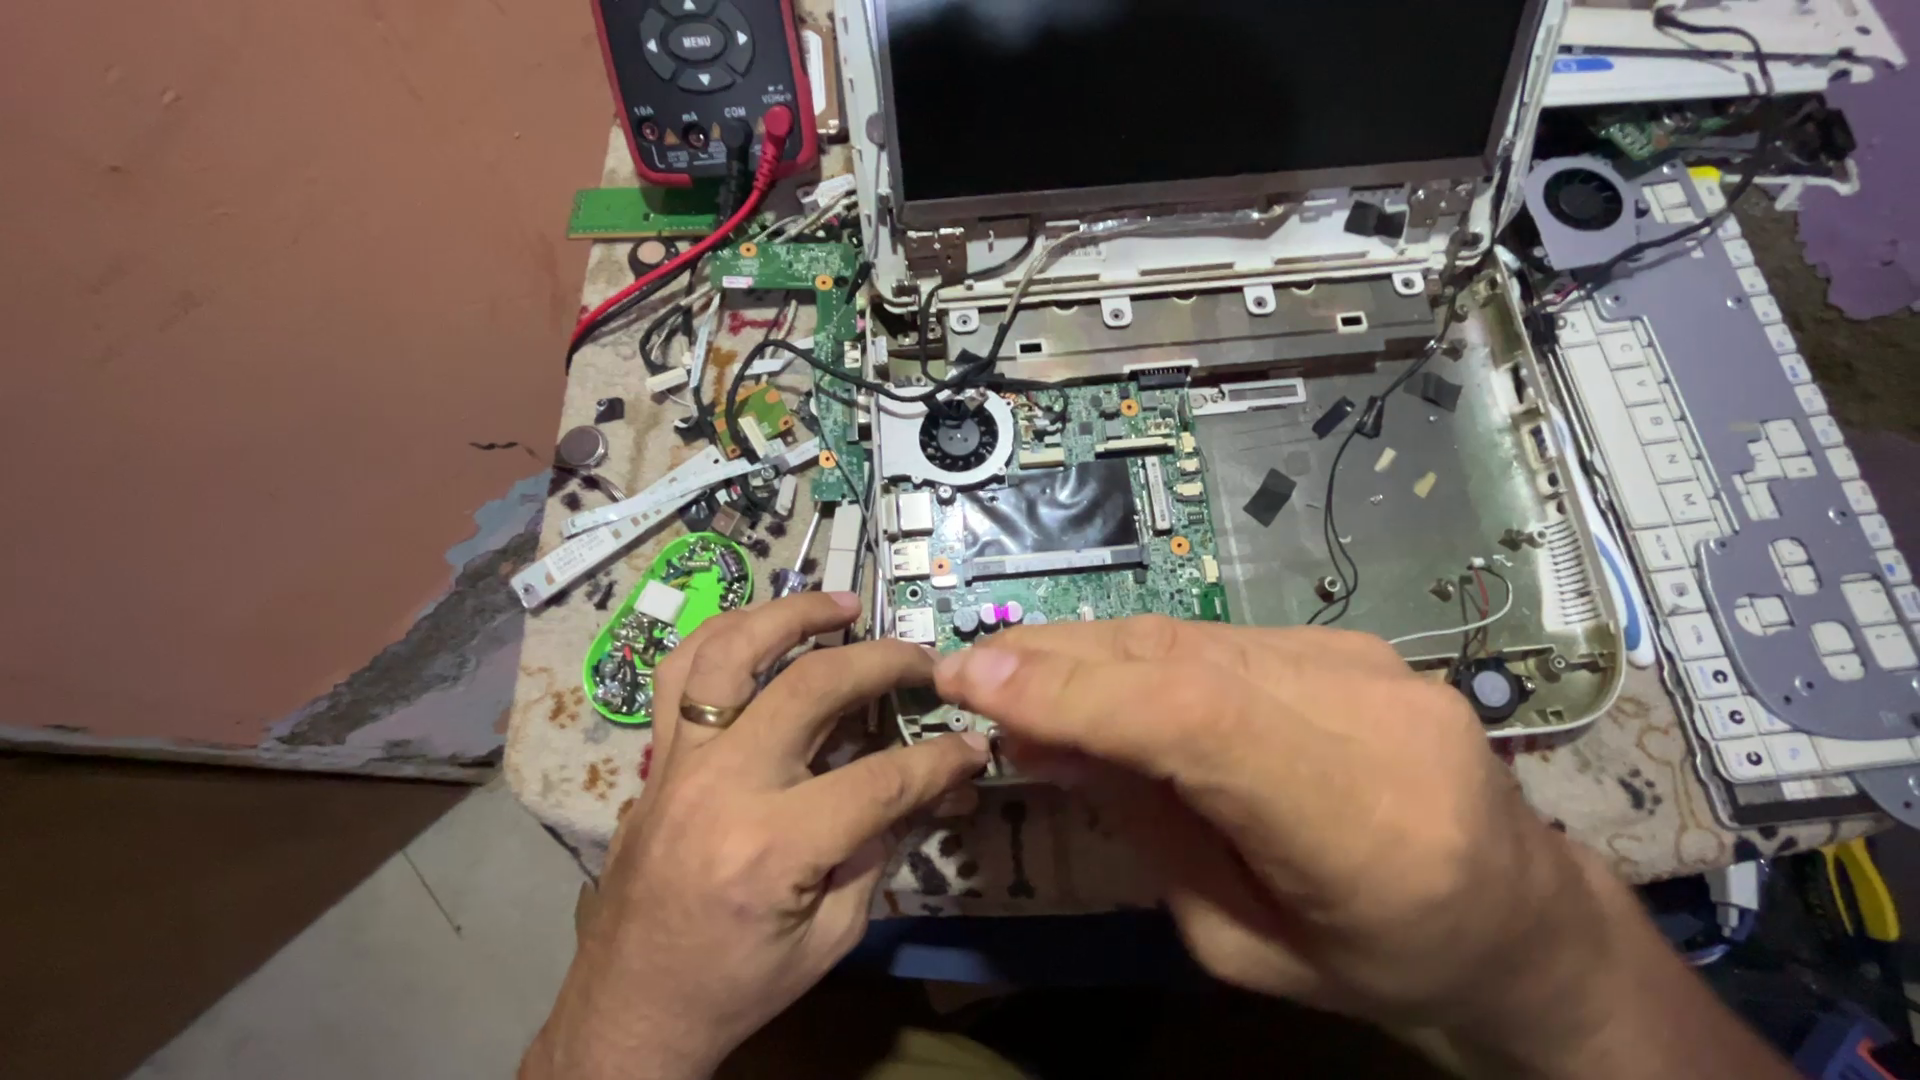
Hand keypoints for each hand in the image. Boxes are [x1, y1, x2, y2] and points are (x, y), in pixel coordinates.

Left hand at [525, 593, 989, 1079]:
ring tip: (840, 603)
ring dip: (790, 614)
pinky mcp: (654, 761)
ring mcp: (676, 764)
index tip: (972, 744)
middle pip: (811, 688)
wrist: (630, 1011)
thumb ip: (882, 848)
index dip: (938, 760)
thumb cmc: (739, 984)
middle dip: (881, 663)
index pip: (879, 780)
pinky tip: (761, 627)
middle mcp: (721, 787)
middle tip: (922, 660)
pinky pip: (677, 674)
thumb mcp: (831, 934)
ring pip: (729, 653)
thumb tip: (935, 787)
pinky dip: (722, 636)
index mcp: (773, 848)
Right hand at [932, 618, 1611, 1048]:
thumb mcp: (1242, 941)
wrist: (1519, 912)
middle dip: (1061, 659)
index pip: (1197, 721)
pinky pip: (1216, 640)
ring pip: (1189, 637)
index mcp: (1361, 821)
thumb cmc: (1379, 959)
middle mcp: (1371, 716)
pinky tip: (1093, 671)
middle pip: (1182, 659)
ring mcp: (1365, 664)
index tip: (976, 680)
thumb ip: (1148, 830)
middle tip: (972, 667)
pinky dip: (1139, 656)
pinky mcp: (1347, 644)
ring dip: (1089, 650)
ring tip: (1013, 667)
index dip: (1077, 692)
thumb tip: (1045, 742)